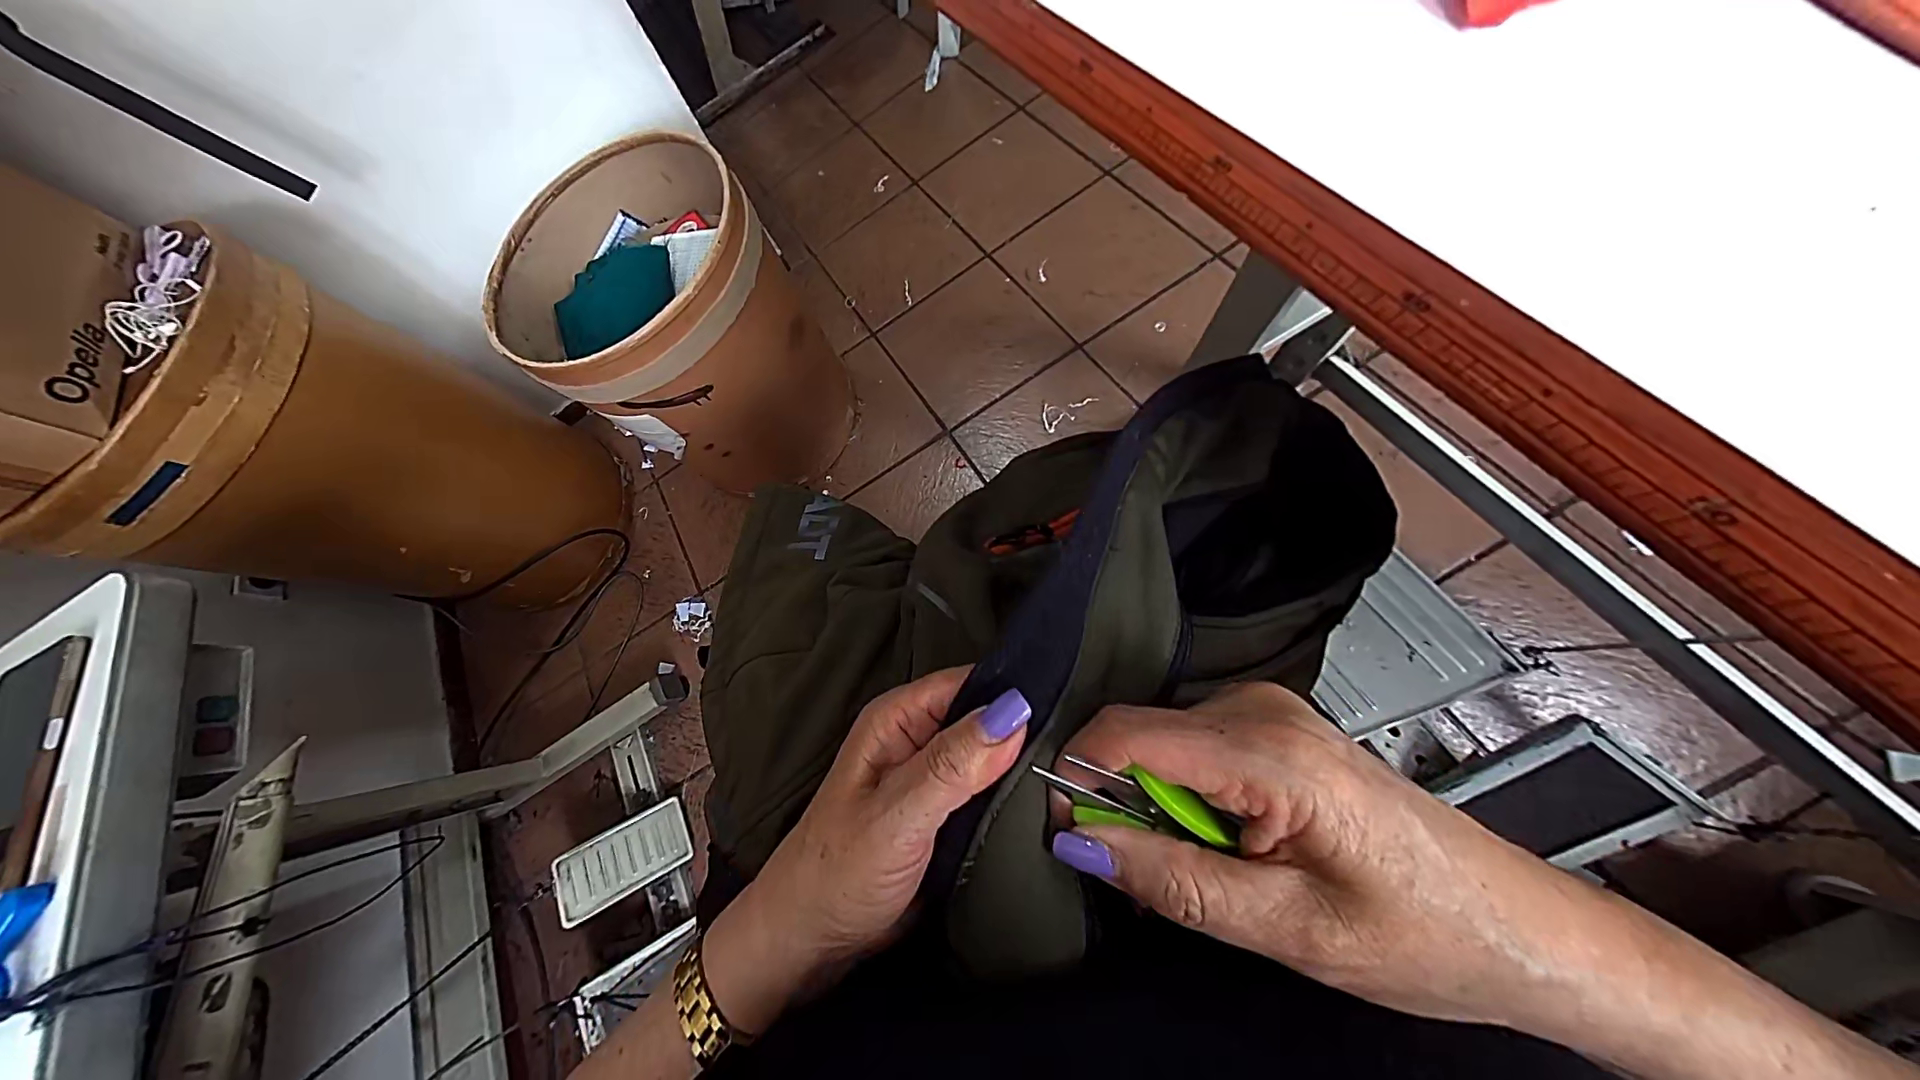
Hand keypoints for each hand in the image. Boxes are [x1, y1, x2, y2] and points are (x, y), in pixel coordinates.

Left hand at [702, 669, 1029, 1033]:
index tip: (1061, 713)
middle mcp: (916, 737)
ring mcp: (932, 775)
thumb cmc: (835, 874)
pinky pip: (988, 789)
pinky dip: (1011, 796)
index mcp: (897, 719)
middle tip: (1069, 759)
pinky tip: (1039, 805)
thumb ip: (952, 765)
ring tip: (1062, 782)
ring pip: (991, 754)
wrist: (813, 940)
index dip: (1013, 692)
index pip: (969, 683)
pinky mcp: (944, 810)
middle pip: (985, 716)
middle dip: (1023, 732)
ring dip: (1020, 767)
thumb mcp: (897, 815)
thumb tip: (1012, 713)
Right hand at [1050, 680, 1576, 1025]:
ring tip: (1215, 865)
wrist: (1515, 923)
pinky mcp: (1269, 726)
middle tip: (1159, 875)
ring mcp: (1267, 712)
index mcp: (1270, 753)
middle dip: (1124, 806)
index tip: (1070, 831)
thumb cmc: (1428, 930)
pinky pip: (1188, 747)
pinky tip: (1229, 840)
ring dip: (1158, 807)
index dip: (1078, 779)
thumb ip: (1172, 880)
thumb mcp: (1286, 928)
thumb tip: (1084, 841)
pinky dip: (1185, 797)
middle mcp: (1262, 711)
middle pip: (1135, 736)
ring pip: (1157, 743)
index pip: (1124, 733)